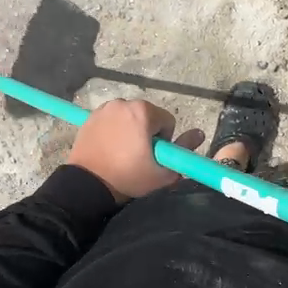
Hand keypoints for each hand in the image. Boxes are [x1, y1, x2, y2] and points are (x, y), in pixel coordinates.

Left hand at [66, 100, 204, 200]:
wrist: (87, 185)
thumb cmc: (128, 177)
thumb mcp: (163, 172)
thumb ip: (184, 151)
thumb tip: (200, 133)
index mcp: (143, 111)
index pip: (167, 122)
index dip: (165, 141)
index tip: (153, 157)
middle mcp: (123, 102)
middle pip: (147, 117)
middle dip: (147, 134)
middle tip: (138, 157)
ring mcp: (104, 108)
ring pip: (129, 118)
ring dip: (131, 131)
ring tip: (123, 154)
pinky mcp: (90, 117)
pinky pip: (111, 121)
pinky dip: (114, 131)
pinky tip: (109, 149)